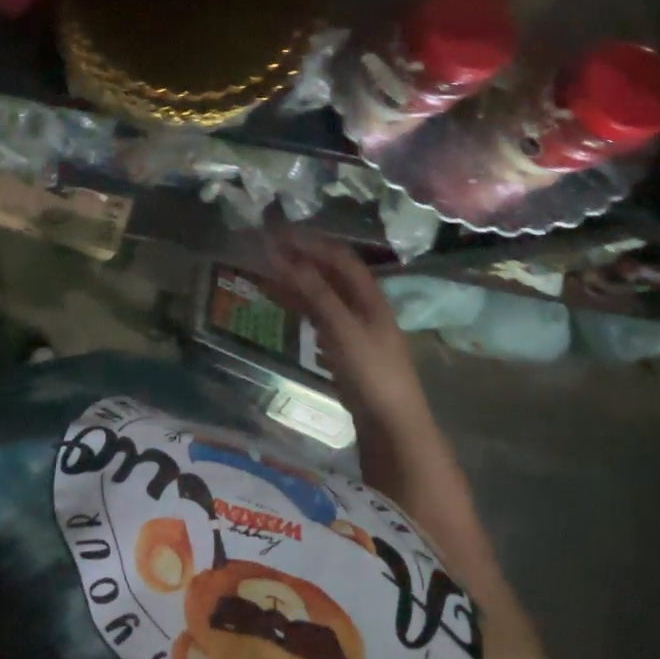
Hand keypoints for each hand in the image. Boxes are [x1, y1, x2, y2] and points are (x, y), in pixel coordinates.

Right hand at [264, 228, 429, 431]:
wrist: (391, 425)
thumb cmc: (371, 373)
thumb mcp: (341, 329)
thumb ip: (315, 292)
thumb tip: (284, 256)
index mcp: (370, 297)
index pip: (339, 257)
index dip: (309, 242)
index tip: (277, 233)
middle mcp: (364, 306)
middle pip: (331, 273)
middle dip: (301, 257)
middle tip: (267, 249)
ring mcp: (355, 328)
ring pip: (323, 294)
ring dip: (298, 279)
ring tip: (267, 272)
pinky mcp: (345, 348)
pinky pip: (319, 316)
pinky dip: (300, 304)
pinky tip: (282, 304)